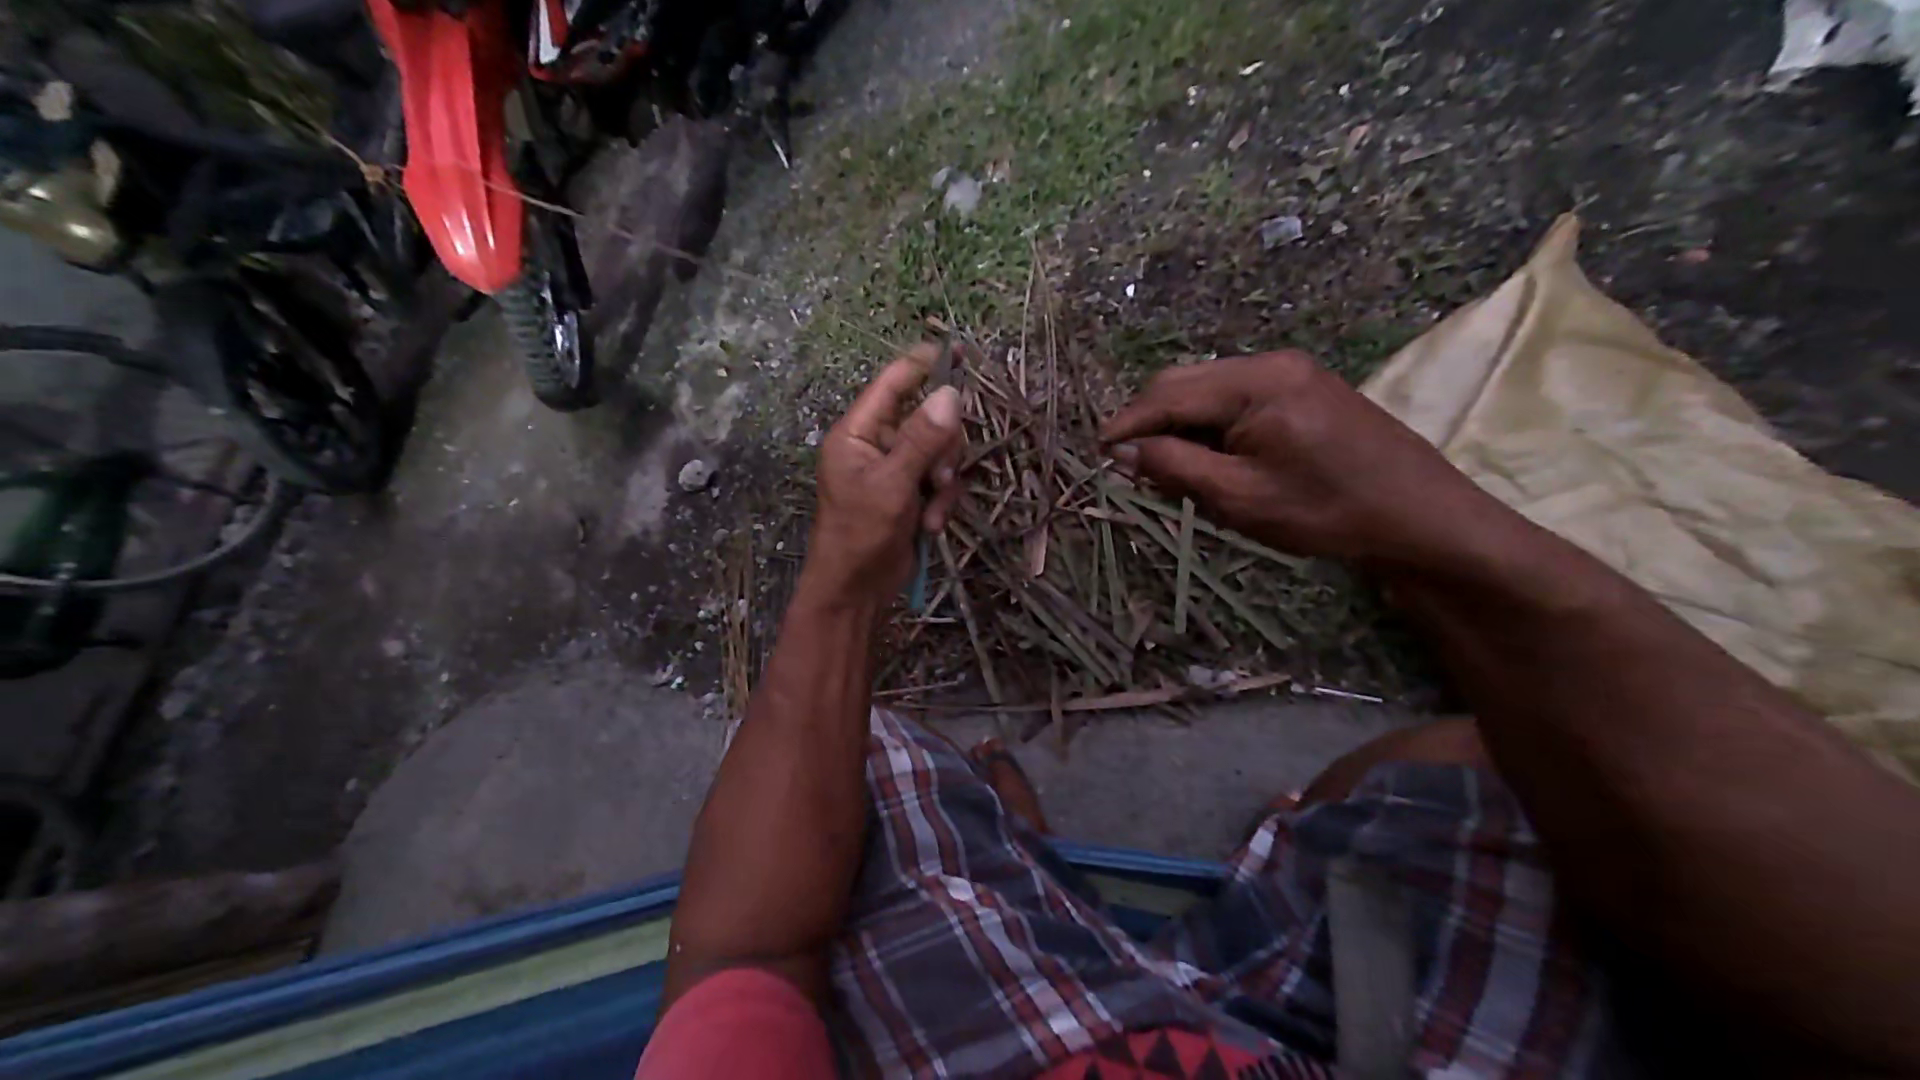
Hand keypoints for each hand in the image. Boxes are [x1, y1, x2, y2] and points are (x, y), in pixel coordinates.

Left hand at [805, 344, 964, 600]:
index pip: (893, 383)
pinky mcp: (910, 494)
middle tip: (940, 477)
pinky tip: (931, 525)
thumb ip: (922, 439)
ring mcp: (895, 470)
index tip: (958, 354)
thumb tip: (951, 394)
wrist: (855, 590)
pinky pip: (940, 481)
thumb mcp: (892, 484)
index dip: (923, 366)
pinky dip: (941, 502)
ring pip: (940, 452)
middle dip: (942, 450)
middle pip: (927, 419)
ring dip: (944, 481)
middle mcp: (876, 445)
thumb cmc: (860, 534)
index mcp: (858, 432)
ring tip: (933, 508)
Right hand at [1100, 351, 1520, 570]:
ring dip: (1178, 424)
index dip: (1126, 424)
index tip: (1096, 452)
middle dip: (1149, 422)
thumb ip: (1174, 468)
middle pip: (1184, 382)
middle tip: (1131, 466)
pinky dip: (1208, 425)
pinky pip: (1234, 397)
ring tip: (1170, 469)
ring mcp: (1290, 371)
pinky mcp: (1302, 387)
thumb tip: (1122, 451)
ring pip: (1207, 389)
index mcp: (1255, 383)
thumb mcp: (1239, 497)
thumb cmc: (1326, 512)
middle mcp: (1270, 363)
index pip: (1167, 395)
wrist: (1419, 517)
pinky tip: (1210, 457)